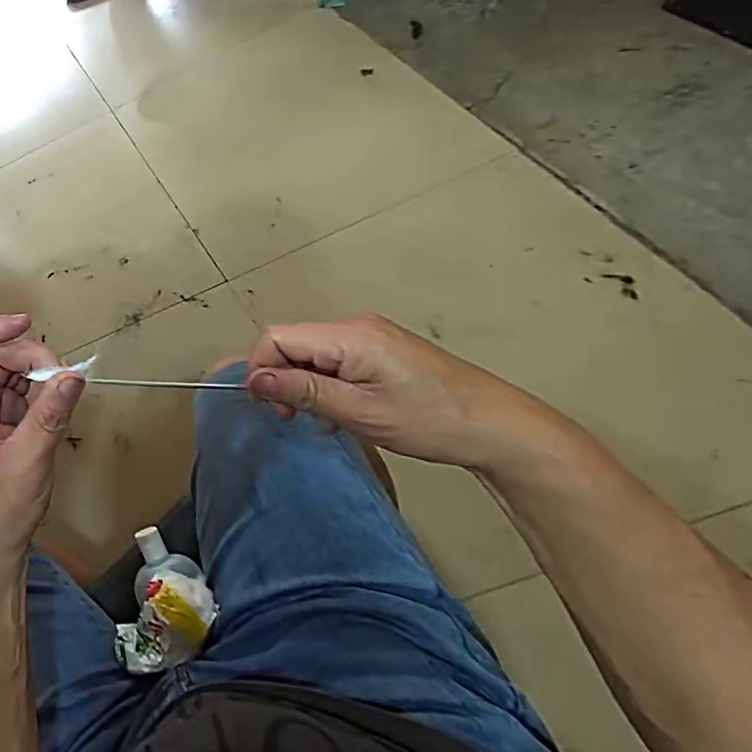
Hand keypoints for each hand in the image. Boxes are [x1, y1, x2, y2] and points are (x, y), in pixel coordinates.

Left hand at [0, 315, 85, 563]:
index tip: (24, 322)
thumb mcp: (30, 458)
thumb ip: (51, 413)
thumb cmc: (1, 509)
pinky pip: (25, 392)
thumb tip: (73, 375)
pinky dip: (44, 391)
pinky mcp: (7, 423)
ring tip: (62, 389)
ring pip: (13, 373)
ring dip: (39, 373)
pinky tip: (58, 400)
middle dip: (29, 358)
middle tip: (61, 373)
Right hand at [245, 314, 575, 472]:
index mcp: (349, 335)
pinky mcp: (381, 350)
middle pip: (294, 342)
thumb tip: (256, 378)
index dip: (260, 367)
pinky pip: (335, 359)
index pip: (277, 336)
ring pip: (313, 353)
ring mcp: (370, 336)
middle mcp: (356, 326)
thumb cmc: (431, 420)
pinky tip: (341, 412)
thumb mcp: (359, 412)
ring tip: (322, 420)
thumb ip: (304, 391)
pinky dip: (327, 384)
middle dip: (282, 378)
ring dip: (304, 384)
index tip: (266, 405)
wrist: (495, 426)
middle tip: (293, 418)